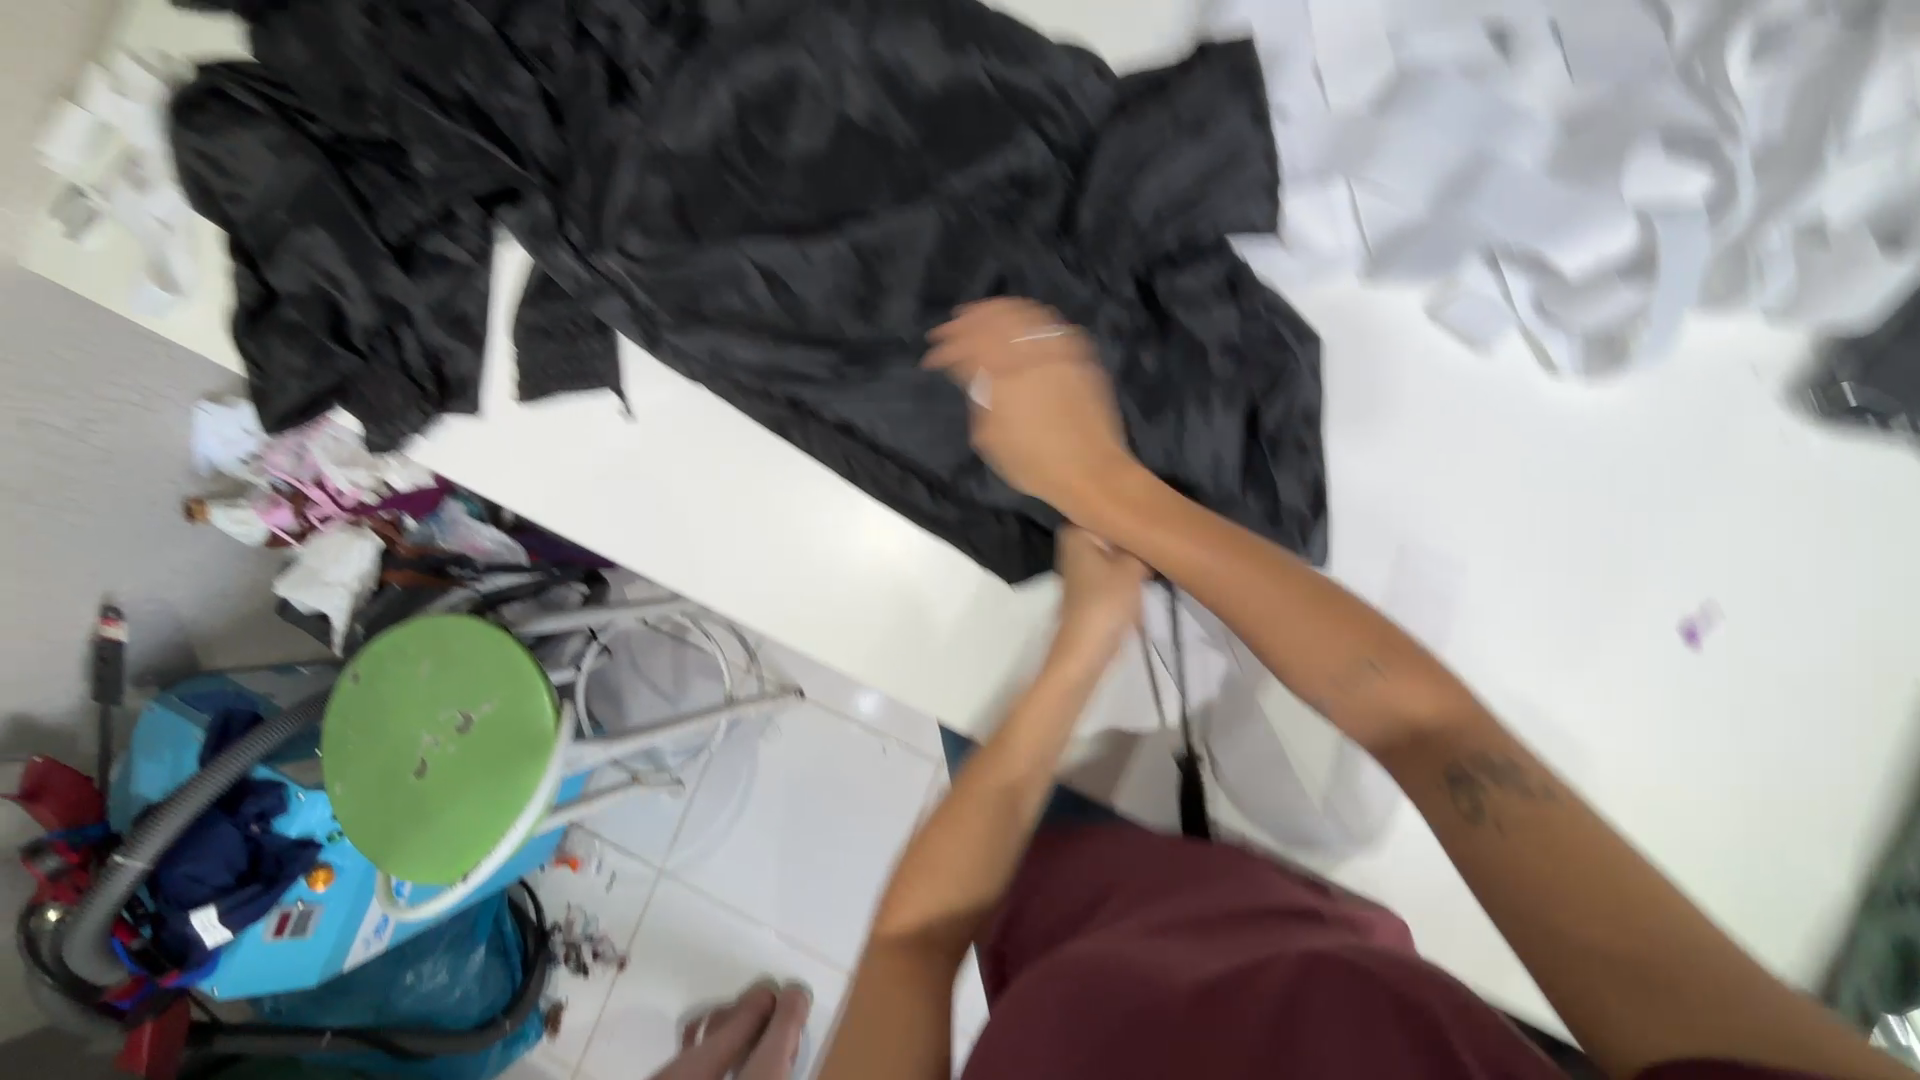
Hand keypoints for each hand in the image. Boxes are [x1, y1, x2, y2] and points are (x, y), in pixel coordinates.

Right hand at [924, 298, 1143, 519]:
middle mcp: (1027, 359)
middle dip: (966, 321)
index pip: (964, 350)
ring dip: (997, 311)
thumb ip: (980, 402)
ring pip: (1023, 314)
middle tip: (953, 324)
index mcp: (1001, 381)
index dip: (944, 350)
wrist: (1091, 471)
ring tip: (984, 314)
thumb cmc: (1035, 466)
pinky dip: (1031, 317)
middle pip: (991, 323)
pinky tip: (1023, 322)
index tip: (933, 357)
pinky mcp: (1080, 356)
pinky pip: (1051, 325)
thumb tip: (975, 380)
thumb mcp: (990, 440)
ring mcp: (1057, 353)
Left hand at [1050, 527, 1147, 662]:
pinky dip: (1125, 570)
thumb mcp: (1133, 567)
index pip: (1107, 510)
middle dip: (1132, 537)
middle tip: (1160, 536)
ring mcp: (1079, 566)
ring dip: (1131, 554)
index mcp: (1076, 531)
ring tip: (1157, 550)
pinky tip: (1145, 571)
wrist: (1088, 646)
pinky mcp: (1088, 585)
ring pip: (1113, 550)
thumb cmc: (1106, 601)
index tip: (1156, 516)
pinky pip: (1111, 568)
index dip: (1132, 514)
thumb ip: (1142, 546)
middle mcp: (1073, 544)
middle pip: (1111, 532)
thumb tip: (1153, 536)